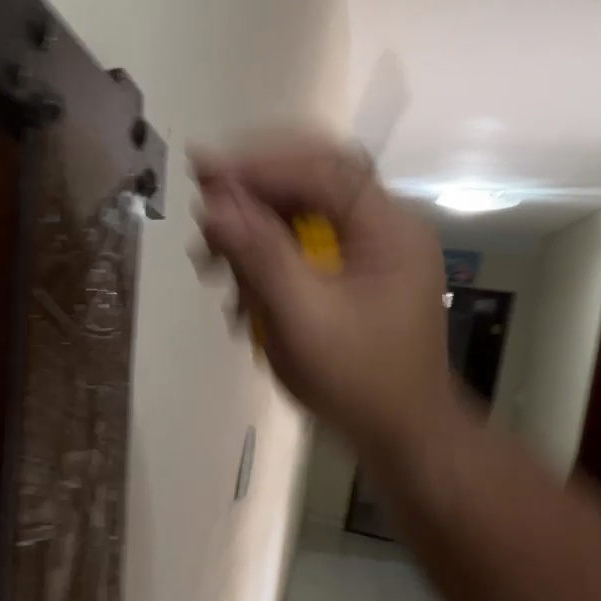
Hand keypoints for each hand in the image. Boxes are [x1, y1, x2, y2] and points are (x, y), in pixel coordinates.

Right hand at [191, 138, 456, 455]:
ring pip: (296, 214)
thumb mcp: (303, 317)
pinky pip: (296, 247)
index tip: (204, 174)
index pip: (322, 169)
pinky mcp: (346, 275)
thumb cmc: (358, 379)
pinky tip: (234, 288)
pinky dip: (259, 259)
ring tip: (209, 260)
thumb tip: (214, 207)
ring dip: (248, 230)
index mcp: (387, 229)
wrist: (400, 435)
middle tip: (200, 210)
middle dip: (249, 194)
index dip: (260, 165)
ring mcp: (364, 251)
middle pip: (308, 183)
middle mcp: (380, 228)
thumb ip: (260, 256)